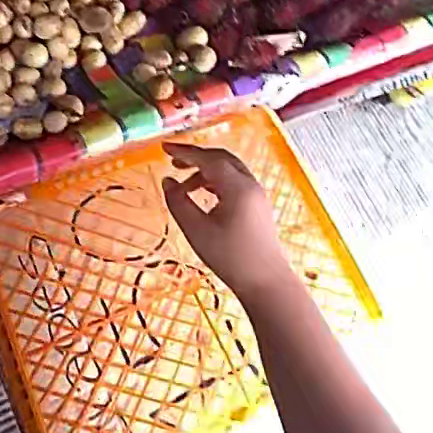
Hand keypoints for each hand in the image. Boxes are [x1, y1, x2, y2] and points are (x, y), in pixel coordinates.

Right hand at [162, 142, 293, 299]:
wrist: (267, 284)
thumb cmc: (231, 257)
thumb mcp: (196, 229)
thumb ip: (178, 201)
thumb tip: (167, 181)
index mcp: (237, 187)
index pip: (208, 158)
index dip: (184, 151)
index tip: (165, 147)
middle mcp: (250, 185)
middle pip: (221, 158)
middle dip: (196, 156)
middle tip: (173, 160)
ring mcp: (257, 195)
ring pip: (228, 170)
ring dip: (205, 170)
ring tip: (184, 184)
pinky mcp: (258, 206)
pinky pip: (235, 182)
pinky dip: (216, 181)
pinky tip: (202, 193)